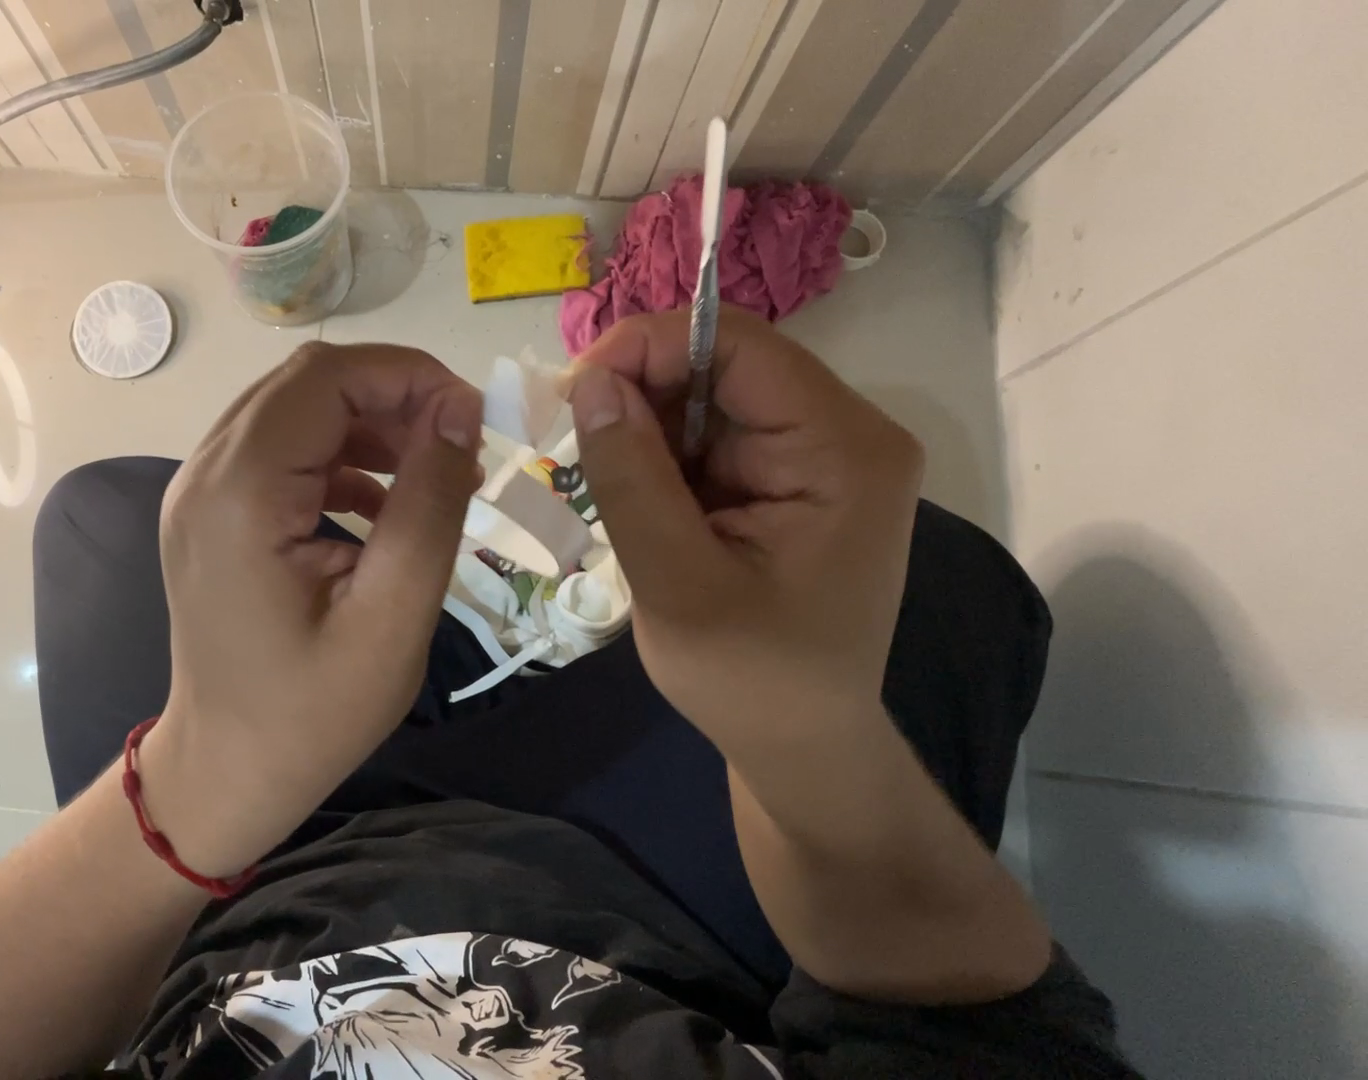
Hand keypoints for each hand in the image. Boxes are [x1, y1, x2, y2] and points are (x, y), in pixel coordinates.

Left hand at [141, 342, 482, 876]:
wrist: (227, 770)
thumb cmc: (312, 714)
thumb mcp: (392, 616)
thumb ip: (430, 506)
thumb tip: (459, 415)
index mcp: (240, 495)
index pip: (325, 379)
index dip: (408, 376)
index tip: (473, 420)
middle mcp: (204, 474)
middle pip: (306, 384)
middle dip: (392, 395)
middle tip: (459, 444)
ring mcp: (199, 491)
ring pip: (294, 411)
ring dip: (369, 424)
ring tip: (432, 471)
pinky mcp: (212, 512)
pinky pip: (281, 452)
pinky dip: (339, 456)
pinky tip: (380, 502)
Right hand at [569, 308, 922, 747]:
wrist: (798, 742)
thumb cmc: (749, 680)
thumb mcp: (676, 583)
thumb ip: (630, 479)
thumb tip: (589, 383)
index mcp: (843, 450)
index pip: (738, 349)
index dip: (646, 348)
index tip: (571, 392)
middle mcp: (842, 434)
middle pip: (722, 368)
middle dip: (639, 394)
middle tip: (572, 442)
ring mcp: (815, 456)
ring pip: (706, 402)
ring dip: (644, 432)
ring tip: (604, 485)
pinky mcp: (786, 480)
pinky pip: (708, 440)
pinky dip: (658, 460)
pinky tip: (639, 504)